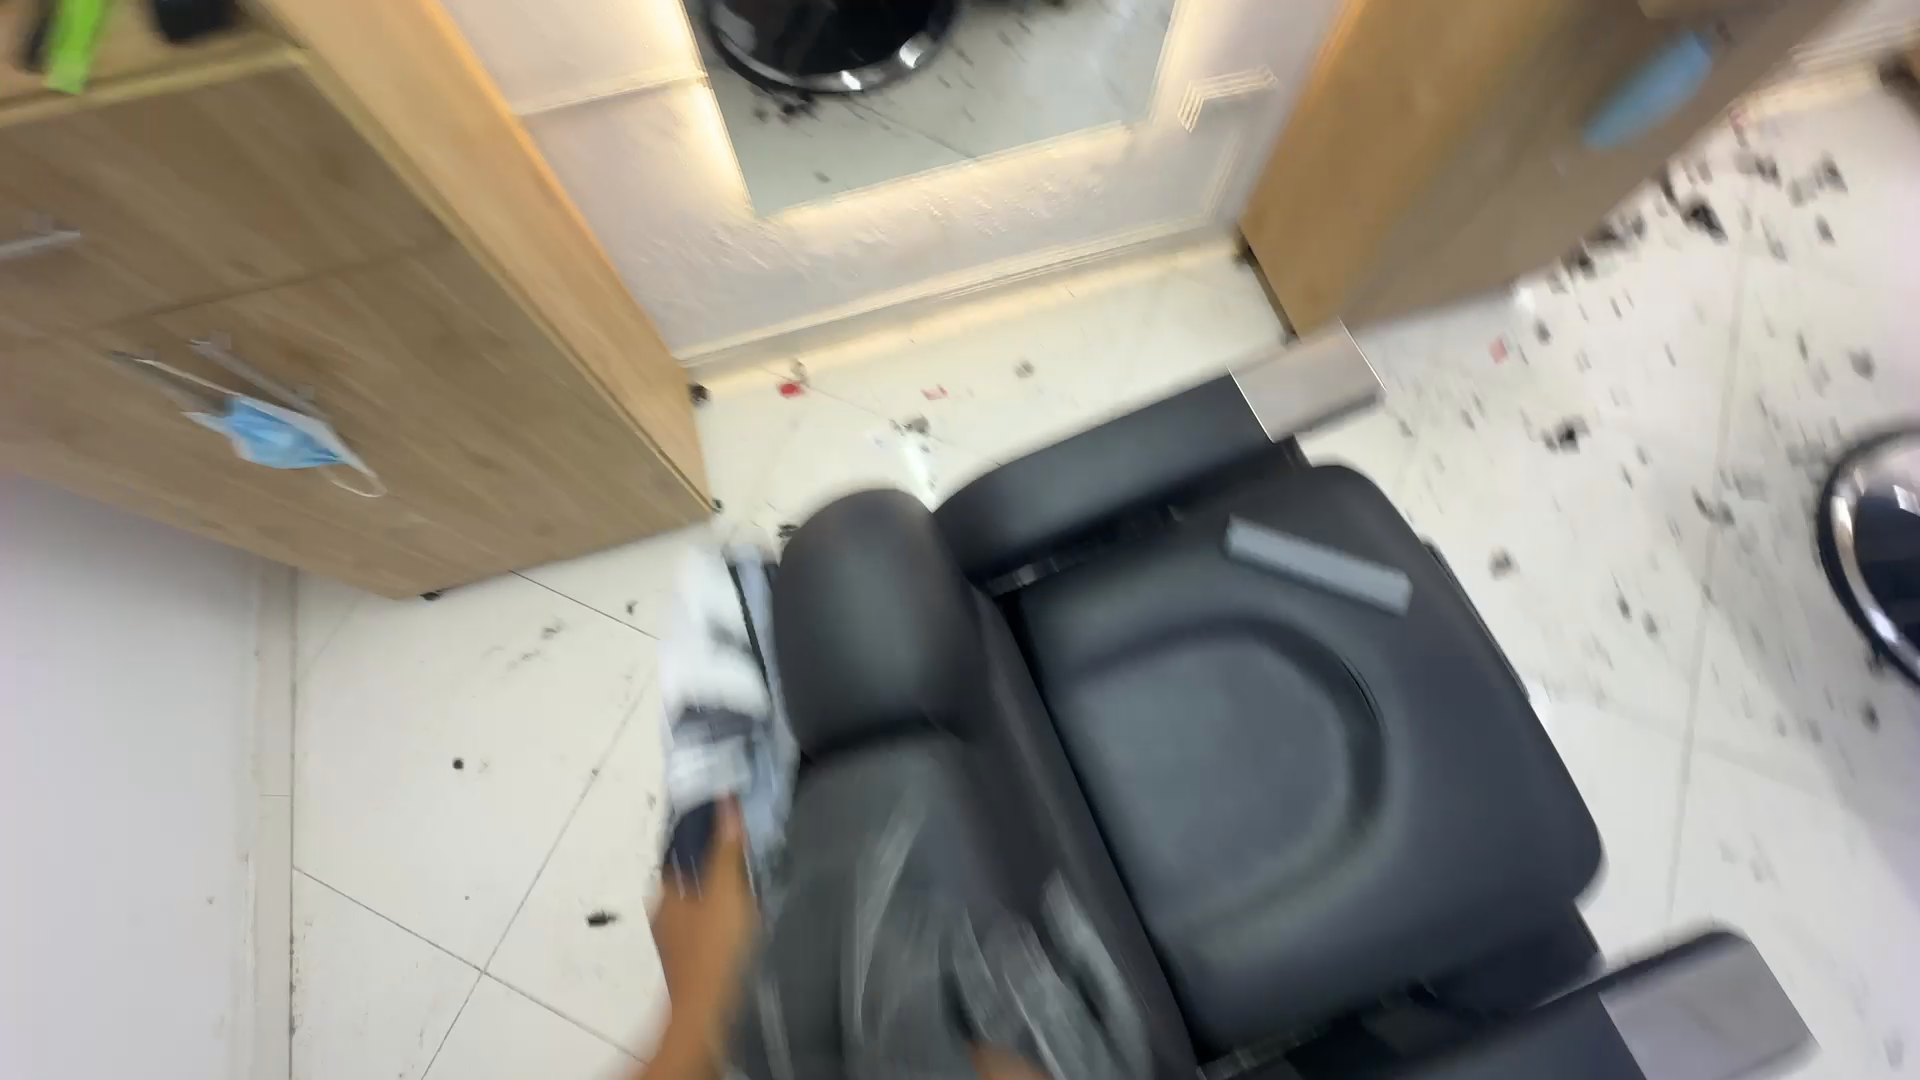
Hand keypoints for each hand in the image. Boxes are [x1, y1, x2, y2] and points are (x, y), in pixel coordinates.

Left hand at [650, 800, 756, 1068]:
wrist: (708, 1011)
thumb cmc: (714, 946)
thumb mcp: (726, 886)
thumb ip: (727, 845)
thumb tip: (724, 801)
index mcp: (666, 889)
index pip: (677, 846)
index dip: (696, 828)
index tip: (720, 813)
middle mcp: (664, 910)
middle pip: (687, 871)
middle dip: (709, 856)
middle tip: (740, 842)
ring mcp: (675, 937)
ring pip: (695, 896)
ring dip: (715, 884)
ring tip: (745, 873)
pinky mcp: (691, 956)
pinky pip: (704, 919)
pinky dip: (719, 908)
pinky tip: (740, 911)